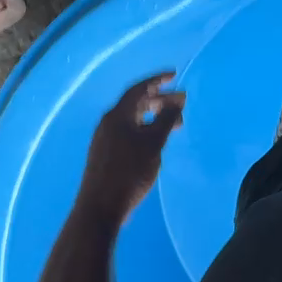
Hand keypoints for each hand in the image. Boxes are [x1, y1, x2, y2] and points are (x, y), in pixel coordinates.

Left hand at [75, 73, 186, 227]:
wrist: (100, 207)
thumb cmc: (130, 172)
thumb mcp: (154, 143)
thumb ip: (167, 118)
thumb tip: (178, 98)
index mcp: (118, 115)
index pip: (139, 88)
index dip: (157, 79)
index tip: (175, 75)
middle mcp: (108, 122)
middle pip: (136, 102)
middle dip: (159, 99)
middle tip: (181, 104)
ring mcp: (105, 139)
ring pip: (133, 119)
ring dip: (154, 116)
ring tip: (174, 125)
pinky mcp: (106, 154)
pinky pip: (128, 131)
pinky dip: (145, 129)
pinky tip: (155, 142)